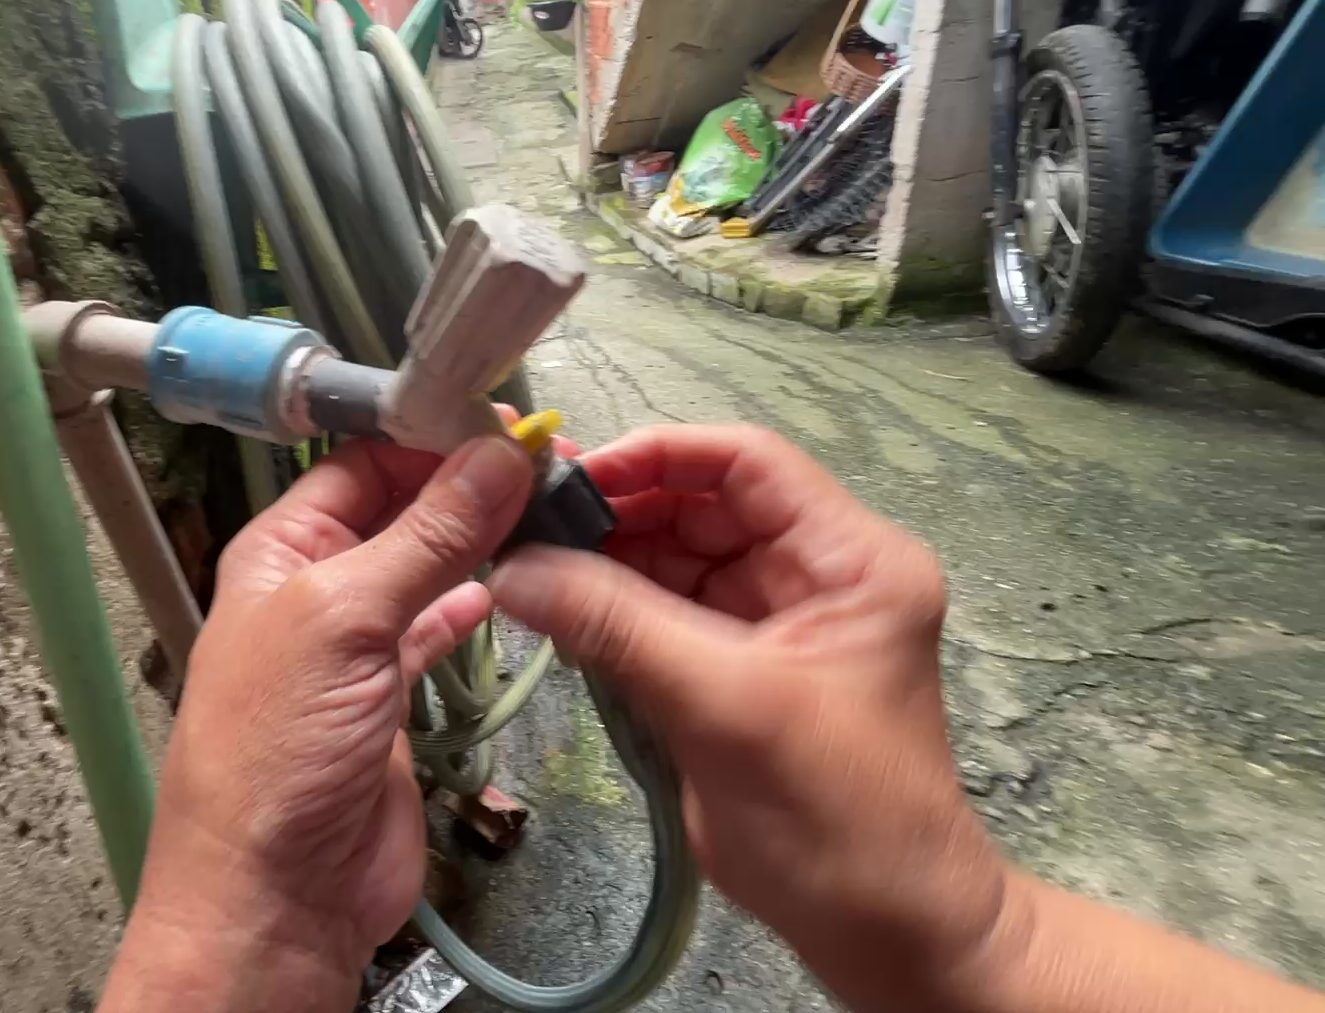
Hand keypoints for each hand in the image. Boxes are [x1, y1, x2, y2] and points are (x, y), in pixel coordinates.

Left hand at [102, 435, 533, 1010]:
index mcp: (282, 548)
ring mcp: (356, 638)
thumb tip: (499, 454)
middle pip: (396, 511)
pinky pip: (434, 626)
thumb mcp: (346, 617)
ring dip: (473, 540)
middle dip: (459, 487)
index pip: (357, 464)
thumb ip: (427, 535)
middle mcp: (316, 583)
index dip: (422, 439)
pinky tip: (506, 582)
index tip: (500, 424)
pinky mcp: (392, 689)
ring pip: (422, 567)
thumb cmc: (281, 739)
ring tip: (542, 510)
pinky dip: (468, 603)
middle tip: (539, 464)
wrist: (278, 894)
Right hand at [488, 425, 1007, 1009]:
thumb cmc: (832, 813)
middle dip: (613, 510)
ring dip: (597, 557)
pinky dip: (600, 602)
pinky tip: (553, 610)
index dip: (657, 455)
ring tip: (527, 567)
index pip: (744, 461)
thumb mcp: (723, 702)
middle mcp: (803, 568)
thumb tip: (509, 568)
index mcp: (844, 556)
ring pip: (663, 552)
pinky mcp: (720, 654)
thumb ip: (613, 623)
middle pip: (694, 503)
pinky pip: (649, 604)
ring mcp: (758, 612)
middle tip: (527, 525)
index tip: (574, 478)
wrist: (880, 933)